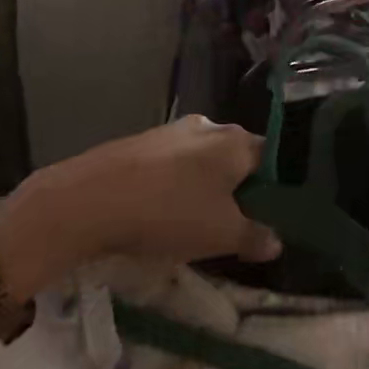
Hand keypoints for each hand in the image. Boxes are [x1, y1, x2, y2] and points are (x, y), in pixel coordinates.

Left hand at [0, 117, 282, 297]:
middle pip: (234, 157)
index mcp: (234, 141)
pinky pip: (171, 165)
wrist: (91, 198)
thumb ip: (255, 236)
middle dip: (239, 187)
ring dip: (205, 187)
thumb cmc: (170, 212)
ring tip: (201, 222)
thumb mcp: (222, 235)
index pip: (270, 156)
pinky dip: (176, 185)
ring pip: (201, 160)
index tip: (276, 214)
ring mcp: (167, 131)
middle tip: (240, 224)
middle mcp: (204, 127)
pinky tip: (166, 211)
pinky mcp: (139, 143)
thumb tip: (276, 241)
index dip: (277, 186)